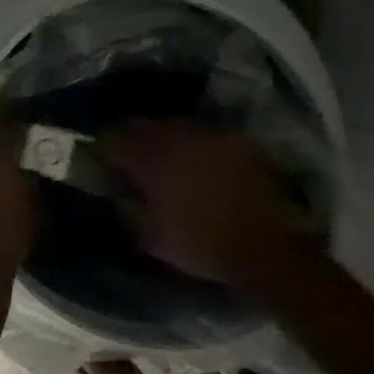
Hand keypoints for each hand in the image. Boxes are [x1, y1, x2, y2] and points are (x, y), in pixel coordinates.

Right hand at [103, 121, 297, 284]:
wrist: (267, 248)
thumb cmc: (201, 244)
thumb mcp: (150, 237)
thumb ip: (126, 207)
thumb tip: (115, 191)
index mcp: (149, 157)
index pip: (112, 139)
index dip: (105, 151)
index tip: (106, 166)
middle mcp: (175, 136)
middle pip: (141, 125)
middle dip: (133, 141)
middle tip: (134, 163)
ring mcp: (208, 135)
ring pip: (173, 126)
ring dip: (165, 141)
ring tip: (169, 163)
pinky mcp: (236, 141)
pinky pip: (204, 136)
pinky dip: (195, 147)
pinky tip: (200, 167)